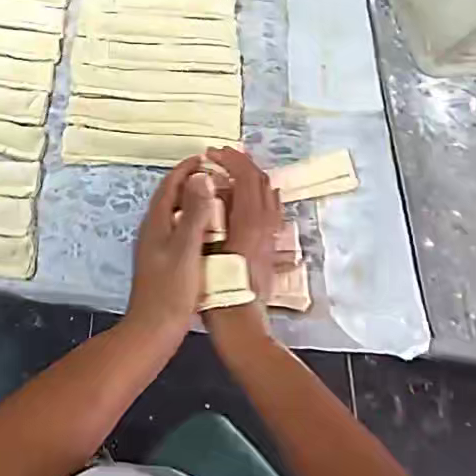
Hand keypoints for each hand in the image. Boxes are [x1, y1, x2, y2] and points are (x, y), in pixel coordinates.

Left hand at [125, 156, 214, 337]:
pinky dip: (196, 220)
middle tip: (218, 173)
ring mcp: (157, 246)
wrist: (153, 331)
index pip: (170, 184)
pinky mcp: (164, 260)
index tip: (207, 157)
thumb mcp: (186, 249)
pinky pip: (180, 229)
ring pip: (176, 213)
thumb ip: (193, 213)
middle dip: (192, 180)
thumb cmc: (171, 290)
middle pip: (171, 196)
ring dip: (194, 200)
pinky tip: (213, 231)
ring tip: (219, 196)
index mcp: (157, 222)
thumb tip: (201, 177)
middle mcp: (153, 229)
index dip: (187, 168)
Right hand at [203, 147, 281, 319]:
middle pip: (259, 180)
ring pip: (266, 193)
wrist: (239, 322)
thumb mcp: (204, 247)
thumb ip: (206, 212)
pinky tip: (251, 198)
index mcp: (250, 219)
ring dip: (249, 177)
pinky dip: (259, 194)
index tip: (210, 154)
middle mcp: (265, 222)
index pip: (245, 176)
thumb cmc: (216, 286)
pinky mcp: (270, 245)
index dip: (229, 159)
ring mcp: (271, 234)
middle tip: (218, 156)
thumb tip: (204, 183)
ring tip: (229, 172)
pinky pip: (270, 209)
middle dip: (239, 163)